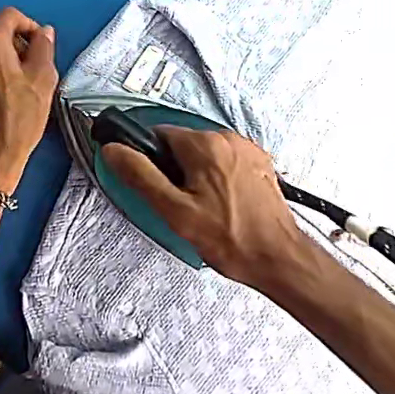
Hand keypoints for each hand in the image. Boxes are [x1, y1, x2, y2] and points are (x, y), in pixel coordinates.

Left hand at [0, 7, 58, 193]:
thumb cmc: (18, 117)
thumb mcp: (43, 78)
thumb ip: (44, 47)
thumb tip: (44, 33)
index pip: (11, 15)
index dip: (30, 26)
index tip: (41, 45)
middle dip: (18, 42)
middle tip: (35, 66)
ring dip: (6, 57)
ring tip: (22, 82)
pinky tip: (5, 93)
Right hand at [103, 127, 312, 288]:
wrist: (280, 259)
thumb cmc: (231, 239)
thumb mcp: (174, 212)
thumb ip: (140, 175)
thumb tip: (114, 150)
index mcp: (205, 144)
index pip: (159, 135)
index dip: (151, 160)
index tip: (156, 184)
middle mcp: (228, 139)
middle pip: (183, 145)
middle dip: (176, 170)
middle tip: (182, 205)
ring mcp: (247, 150)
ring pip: (205, 154)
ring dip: (198, 175)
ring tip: (206, 209)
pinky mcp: (260, 164)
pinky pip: (227, 161)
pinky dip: (220, 178)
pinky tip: (225, 205)